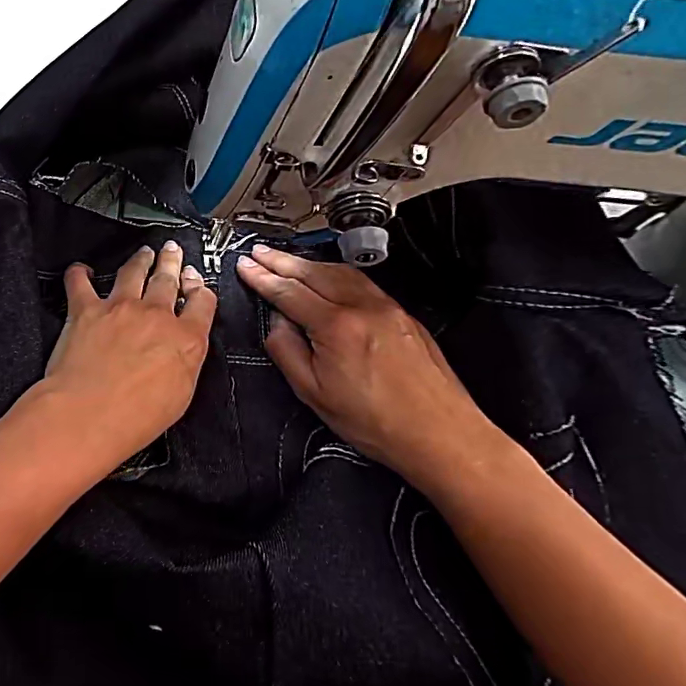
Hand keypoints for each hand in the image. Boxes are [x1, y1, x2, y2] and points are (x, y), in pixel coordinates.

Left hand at [36, 242, 217, 462]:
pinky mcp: (86, 310)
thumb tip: (185, 354)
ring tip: (144, 253)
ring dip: (140, 259)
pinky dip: (79, 273)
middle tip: (173, 252)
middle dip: (172, 262)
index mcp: (185, 338)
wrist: (88, 414)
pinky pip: (80, 283)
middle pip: (168, 279)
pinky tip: (81, 269)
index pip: (203, 303)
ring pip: (134, 271)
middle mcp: (155, 315)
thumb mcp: (181, 396)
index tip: (197, 285)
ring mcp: (120, 308)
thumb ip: (186, 364)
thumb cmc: (132, 416)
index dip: (201, 290)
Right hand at [236, 244, 500, 481]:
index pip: (288, 291)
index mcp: (336, 326)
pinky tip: (329, 277)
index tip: (246, 266)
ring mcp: (386, 307)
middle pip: (313, 272)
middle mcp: (363, 307)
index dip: (262, 277)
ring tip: (287, 260)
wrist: (440, 433)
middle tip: (259, 253)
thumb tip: (276, 324)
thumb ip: (287, 352)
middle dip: (281, 260)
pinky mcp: (402, 314)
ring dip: (309, 263)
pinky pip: (361, 281)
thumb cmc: (380, 423)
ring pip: (339, 271)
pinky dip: (336, 273)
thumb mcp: (315, 395)